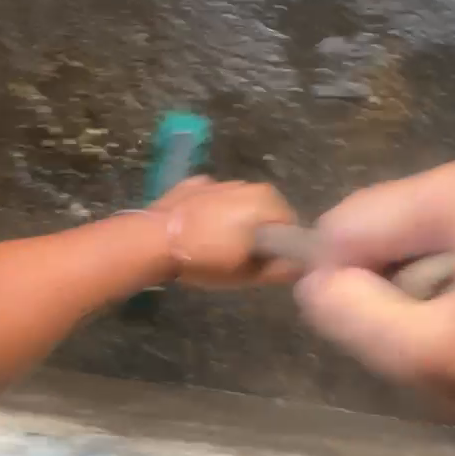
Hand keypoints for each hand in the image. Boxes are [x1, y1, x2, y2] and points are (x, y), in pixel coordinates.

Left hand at [151, 177, 303, 288]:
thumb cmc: (208, 258)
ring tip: (216, 245)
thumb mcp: (248, 274)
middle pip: (265, 212)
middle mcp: (248, 185)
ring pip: (239, 204)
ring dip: (235, 221)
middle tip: (241, 257)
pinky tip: (199, 231)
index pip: (290, 225)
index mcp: (267, 201)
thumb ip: (280, 270)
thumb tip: (299, 267)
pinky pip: (214, 200)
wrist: (155, 240)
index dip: (281, 247)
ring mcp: (219, 181)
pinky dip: (212, 212)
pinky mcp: (194, 184)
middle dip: (258, 232)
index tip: (265, 263)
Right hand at [294, 161, 454, 455]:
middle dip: (369, 292)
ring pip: (390, 258)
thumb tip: (309, 285)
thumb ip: (350, 311)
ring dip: (392, 308)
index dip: (337, 281)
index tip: (362, 334)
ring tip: (430, 348)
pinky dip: (416, 311)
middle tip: (403, 345)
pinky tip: (450, 345)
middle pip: (368, 235)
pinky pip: (418, 273)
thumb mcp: (423, 352)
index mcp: (454, 194)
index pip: (345, 224)